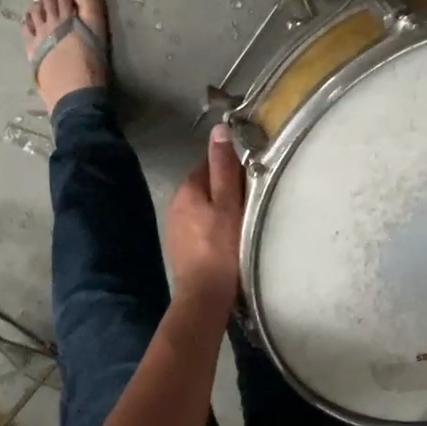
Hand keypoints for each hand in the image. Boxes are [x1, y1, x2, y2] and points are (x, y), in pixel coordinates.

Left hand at [164, 123, 245, 308]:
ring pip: (202, 206)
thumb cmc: (220, 248)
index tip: (250, 176)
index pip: (208, 162)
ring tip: (242, 219)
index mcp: (187, 188)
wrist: (203, 296)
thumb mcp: (228, 204)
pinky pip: (199, 226)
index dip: (230, 165)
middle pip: (205, 184)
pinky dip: (213, 227)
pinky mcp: (180, 247)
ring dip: (219, 208)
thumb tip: (219, 129)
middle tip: (251, 199)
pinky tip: (227, 238)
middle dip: (225, 187)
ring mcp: (175, 227)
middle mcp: (176, 203)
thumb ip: (224, 168)